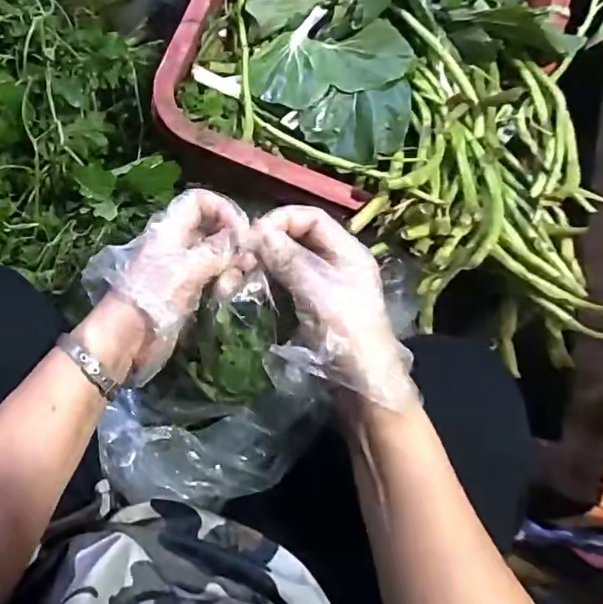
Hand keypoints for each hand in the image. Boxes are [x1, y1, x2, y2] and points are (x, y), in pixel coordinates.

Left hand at [81, 189, 247, 383]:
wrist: (127, 337)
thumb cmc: (153, 295)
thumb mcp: (188, 268)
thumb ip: (217, 250)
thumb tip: (242, 237)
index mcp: (171, 229)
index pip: (200, 201)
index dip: (223, 209)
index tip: (242, 232)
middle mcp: (178, 244)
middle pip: (212, 229)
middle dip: (233, 242)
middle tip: (247, 263)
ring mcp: (182, 268)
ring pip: (217, 255)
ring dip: (230, 267)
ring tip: (229, 287)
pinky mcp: (187, 292)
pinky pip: (213, 278)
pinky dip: (223, 283)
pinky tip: (224, 295)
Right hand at [253, 205, 417, 412]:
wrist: (362, 386)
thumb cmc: (347, 333)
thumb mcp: (318, 291)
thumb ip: (288, 258)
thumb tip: (256, 230)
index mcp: (347, 252)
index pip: (310, 216)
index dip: (280, 219)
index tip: (253, 235)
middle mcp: (334, 262)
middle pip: (295, 236)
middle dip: (266, 242)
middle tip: (241, 257)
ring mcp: (321, 284)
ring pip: (284, 260)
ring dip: (261, 262)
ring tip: (239, 273)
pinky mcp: (308, 305)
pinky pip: (281, 282)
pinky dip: (263, 281)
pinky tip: (247, 288)